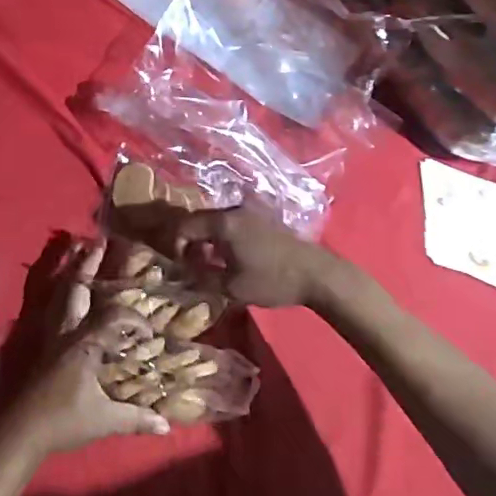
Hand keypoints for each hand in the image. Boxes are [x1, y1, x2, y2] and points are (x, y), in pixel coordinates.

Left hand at [5, 239, 170, 455]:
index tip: (149, 330)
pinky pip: (53, 307)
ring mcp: (51, 334)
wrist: (23, 427)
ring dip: (72, 273)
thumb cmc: (64, 420)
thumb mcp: (104, 420)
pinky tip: (66, 289)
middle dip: (88, 265)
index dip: (133, 318)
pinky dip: (62, 292)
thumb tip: (167, 425)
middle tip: (99, 243)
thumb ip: (135, 418)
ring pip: (61, 293)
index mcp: (84, 343)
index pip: (113, 317)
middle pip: (76, 289)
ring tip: (78, 252)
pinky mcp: (43, 342)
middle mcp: (66, 331)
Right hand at [163, 206, 362, 311]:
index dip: (177, 245)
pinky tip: (233, 254)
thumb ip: (203, 277)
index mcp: (222, 222)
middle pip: (200, 219)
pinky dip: (225, 234)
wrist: (318, 275)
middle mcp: (233, 208)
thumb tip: (184, 273)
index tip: (181, 265)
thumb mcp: (232, 287)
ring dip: (209, 238)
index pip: (185, 226)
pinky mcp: (263, 214)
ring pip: (217, 220)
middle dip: (192, 241)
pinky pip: (233, 221)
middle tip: (194, 265)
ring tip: (213, 261)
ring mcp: (250, 209)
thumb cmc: (272, 280)